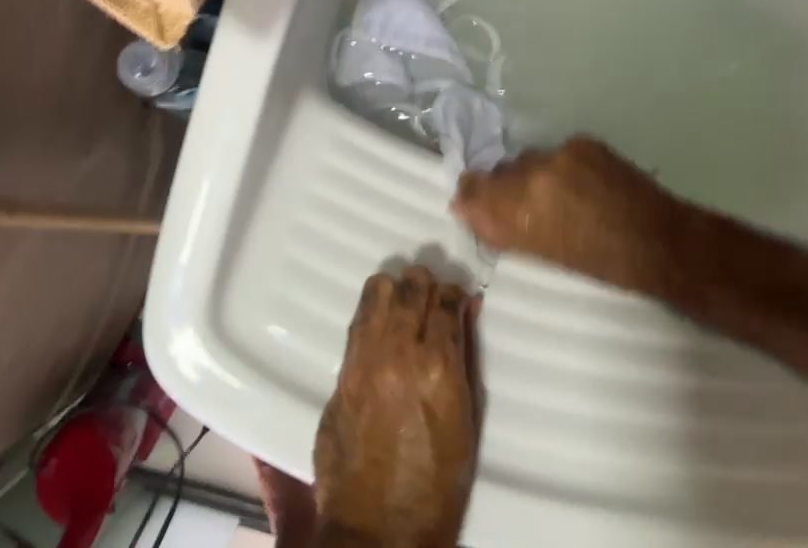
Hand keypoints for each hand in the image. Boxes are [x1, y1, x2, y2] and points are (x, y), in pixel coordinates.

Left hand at [314, 267, 478, 547]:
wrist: (379, 526)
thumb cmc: (438, 482)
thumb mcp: (467, 419)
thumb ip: (465, 358)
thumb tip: (466, 312)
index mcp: (438, 368)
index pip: (446, 303)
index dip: (453, 295)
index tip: (455, 297)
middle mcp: (399, 354)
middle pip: (408, 290)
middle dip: (422, 285)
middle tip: (428, 292)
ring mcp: (364, 363)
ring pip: (375, 295)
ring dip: (392, 291)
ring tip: (400, 300)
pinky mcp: (340, 377)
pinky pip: (355, 326)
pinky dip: (370, 314)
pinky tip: (379, 321)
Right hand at [452, 136, 687, 291]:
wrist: (657, 241)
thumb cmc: (598, 262)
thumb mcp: (540, 251)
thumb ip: (500, 226)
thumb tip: (465, 207)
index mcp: (518, 209)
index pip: (473, 190)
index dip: (469, 194)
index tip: (469, 200)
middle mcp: (531, 175)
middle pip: (498, 173)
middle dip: (504, 187)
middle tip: (522, 204)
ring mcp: (558, 154)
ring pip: (528, 159)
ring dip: (533, 174)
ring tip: (557, 194)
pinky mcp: (581, 142)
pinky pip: (557, 152)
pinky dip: (562, 166)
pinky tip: (581, 183)